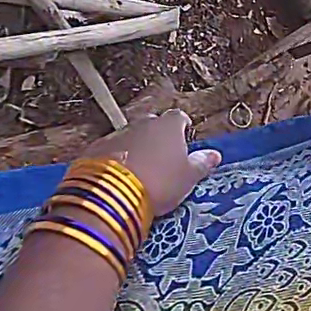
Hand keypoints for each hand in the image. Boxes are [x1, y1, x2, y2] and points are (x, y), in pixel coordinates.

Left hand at [75, 110, 219, 215]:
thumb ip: (201, 163)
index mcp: (168, 126)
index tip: (184, 137)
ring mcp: (117, 133)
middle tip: (161, 157)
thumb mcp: (187, 178)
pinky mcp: (96, 147)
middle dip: (157, 136)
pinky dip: (115, 157)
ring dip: (135, 147)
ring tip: (139, 169)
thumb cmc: (159, 183)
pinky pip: (110, 149)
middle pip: (152, 124)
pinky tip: (117, 175)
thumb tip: (215, 154)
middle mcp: (142, 123)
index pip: (179, 118)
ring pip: (130, 136)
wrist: (112, 193)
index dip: (182, 127)